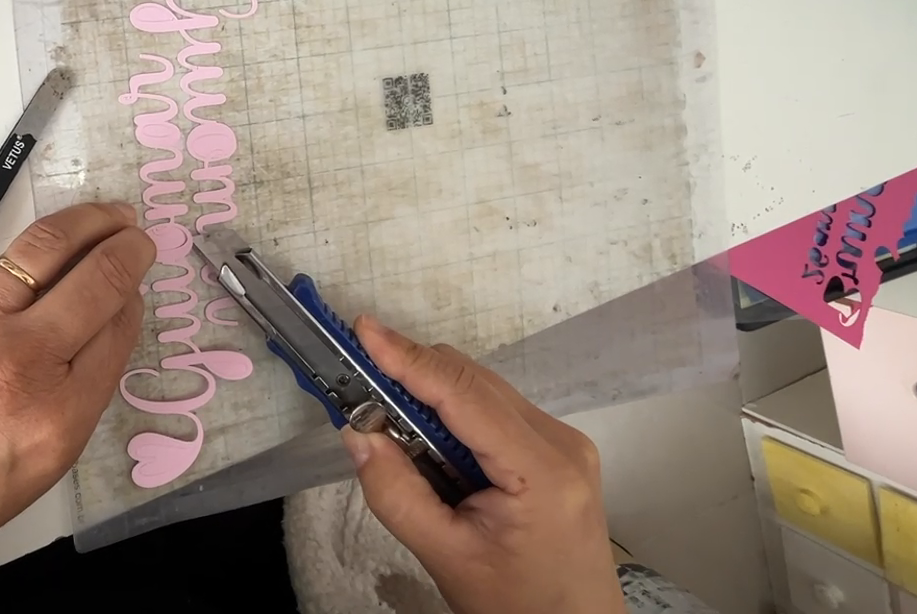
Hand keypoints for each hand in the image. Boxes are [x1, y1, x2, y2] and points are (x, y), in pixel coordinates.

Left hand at [0, 203, 154, 613]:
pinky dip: (30, 256)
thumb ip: (80, 389)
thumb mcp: (41, 465)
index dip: (133, 297)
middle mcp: (21, 364)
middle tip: (138, 234)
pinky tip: (46, 252)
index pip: (117, 331)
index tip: (138, 281)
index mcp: (58, 419)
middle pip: (95, 281)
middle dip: (126, 249)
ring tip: (109, 214)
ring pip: (45, 249)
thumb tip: (107, 321)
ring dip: (87, 222)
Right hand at [341, 317, 621, 613]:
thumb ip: (396, 493)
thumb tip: (356, 432)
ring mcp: (560, 440)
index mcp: (541, 470)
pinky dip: (446, 407)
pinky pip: (486, 403)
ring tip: (387, 418)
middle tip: (358, 384)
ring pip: (475, 385)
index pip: (463, 394)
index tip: (362, 330)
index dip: (409, 357)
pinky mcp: (552, 446)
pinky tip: (424, 436)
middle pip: (468, 379)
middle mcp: (558, 440)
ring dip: (426, 391)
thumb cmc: (516, 607)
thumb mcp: (446, 557)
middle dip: (410, 372)